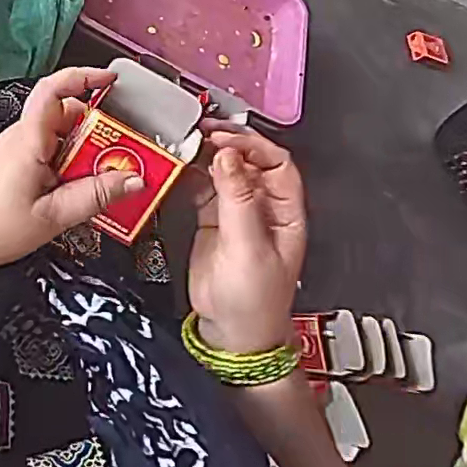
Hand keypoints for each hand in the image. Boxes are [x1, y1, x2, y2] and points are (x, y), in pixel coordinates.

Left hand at [0, 67, 146, 272]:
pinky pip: (55, 151)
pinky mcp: (19, 161)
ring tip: (106, 177)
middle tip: (122, 155)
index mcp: (29, 139)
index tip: (111, 79)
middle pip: (69, 114)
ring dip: (88, 151)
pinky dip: (74, 163)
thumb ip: (95, 195)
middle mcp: (24, 135)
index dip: (84, 76)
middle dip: (100, 130)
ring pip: (65, 134)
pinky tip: (83, 188)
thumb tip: (132, 180)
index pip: (55, 88)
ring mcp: (20, 147)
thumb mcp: (53, 216)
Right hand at [186, 121, 306, 353]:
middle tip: (203, 132)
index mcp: (284, 212)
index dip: (252, 146)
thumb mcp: (248, 247)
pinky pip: (203, 187)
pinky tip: (181, 166)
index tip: (225, 140)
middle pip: (248, 161)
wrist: (231, 334)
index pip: (275, 163)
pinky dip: (192, 174)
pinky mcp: (212, 220)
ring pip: (224, 170)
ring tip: (189, 144)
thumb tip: (227, 156)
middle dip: (228, 143)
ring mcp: (236, 212)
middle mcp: (263, 207)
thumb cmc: (254, 302)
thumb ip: (237, 199)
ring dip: (207, 155)